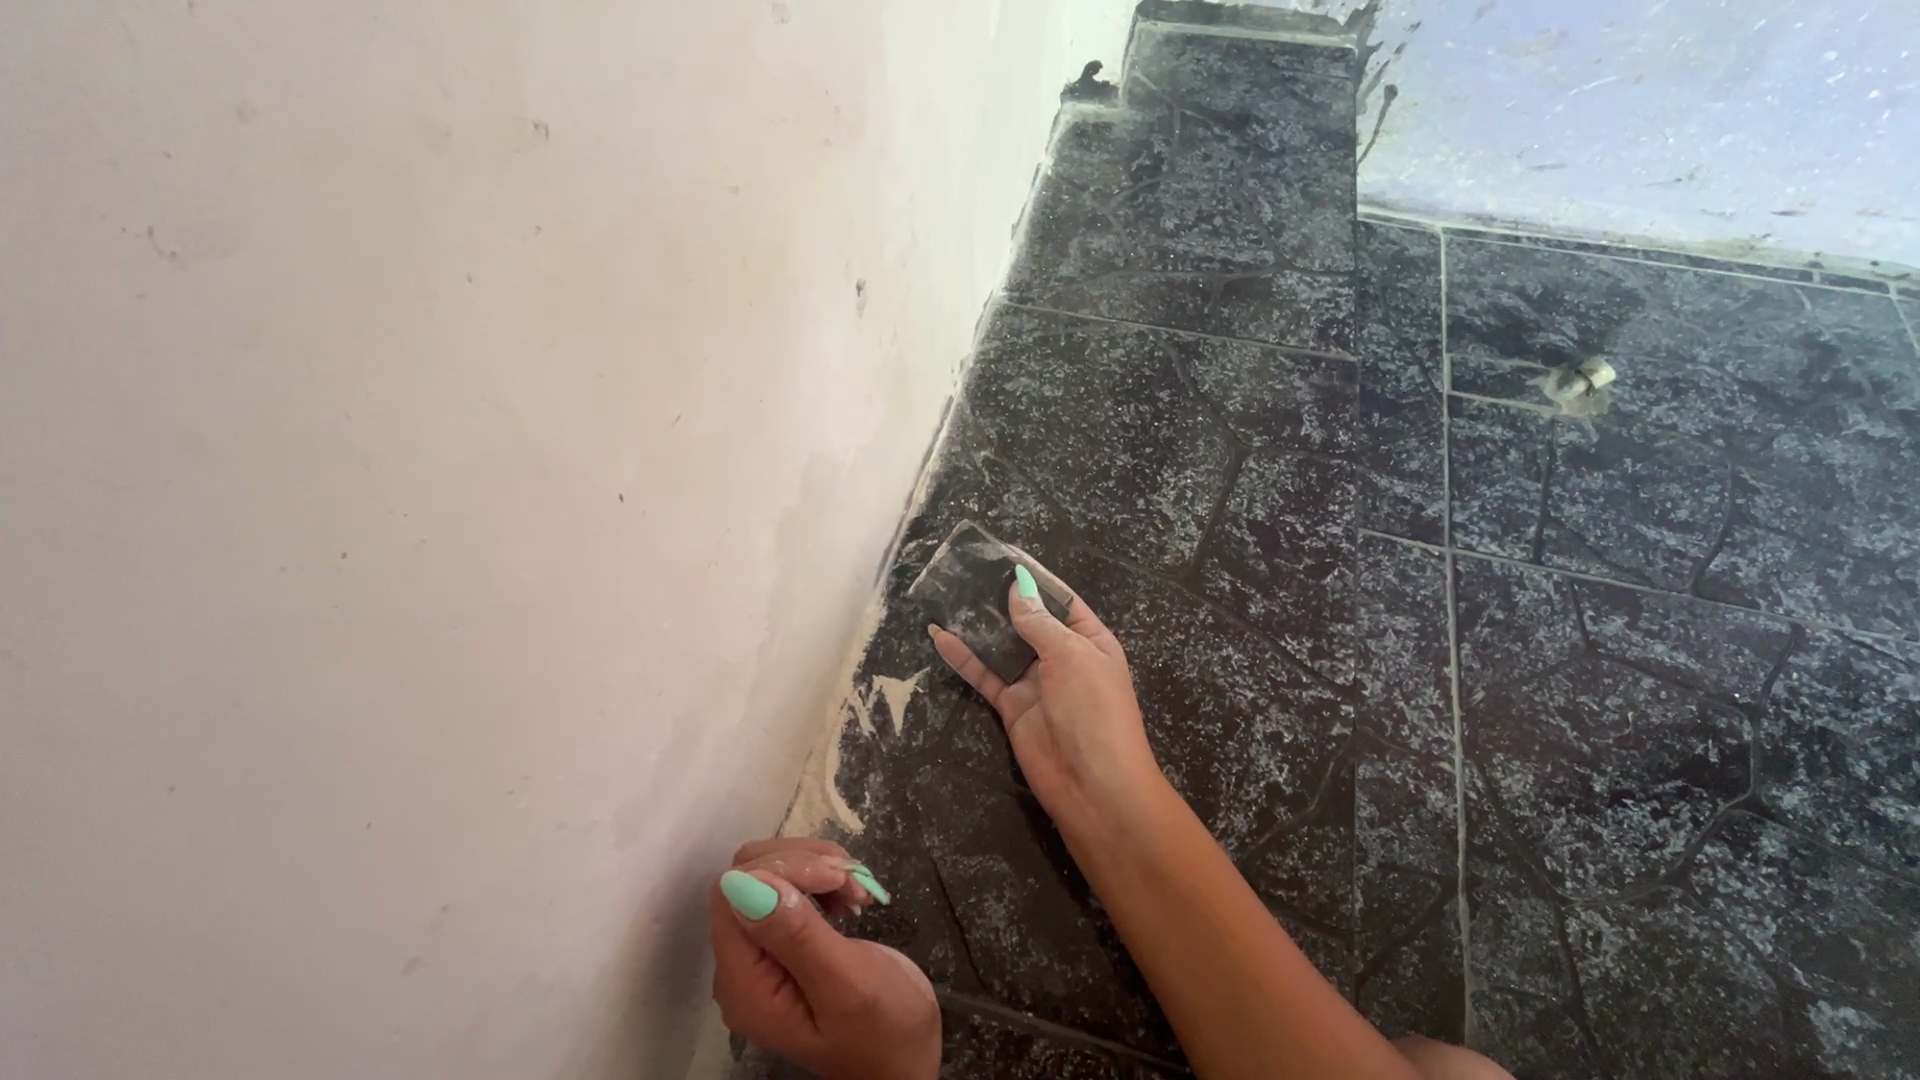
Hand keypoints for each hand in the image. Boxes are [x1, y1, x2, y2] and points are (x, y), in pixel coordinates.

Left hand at [709, 838, 939, 1079]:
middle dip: (803, 865)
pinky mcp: (782, 943)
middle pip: (748, 875)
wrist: (906, 1060)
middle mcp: (740, 967)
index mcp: (745, 984)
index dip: (782, 870)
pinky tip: (848, 897)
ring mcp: (760, 954)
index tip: (836, 877)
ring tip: (856, 890)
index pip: (733, 893)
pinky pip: (786, 887)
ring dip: (815, 867)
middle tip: (853, 882)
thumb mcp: (847, 983)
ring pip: (768, 872)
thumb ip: (796, 934)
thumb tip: (743, 882)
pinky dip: (820, 878)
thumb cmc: (884, 1030)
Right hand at [928, 561, 1161, 824]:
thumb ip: (1039, 622)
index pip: (1060, 600)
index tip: (1003, 556)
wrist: (1094, 787)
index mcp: (1090, 641)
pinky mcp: (1012, 707)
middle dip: (1001, 598)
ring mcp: (1036, 683)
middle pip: (1027, 620)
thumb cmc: (1094, 711)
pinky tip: (940, 637)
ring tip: (948, 595)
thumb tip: (1018, 586)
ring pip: (1002, 646)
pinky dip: (964, 658)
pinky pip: (985, 676)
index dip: (1034, 578)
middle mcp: (1063, 658)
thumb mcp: (1071, 656)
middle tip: (966, 571)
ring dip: (979, 625)